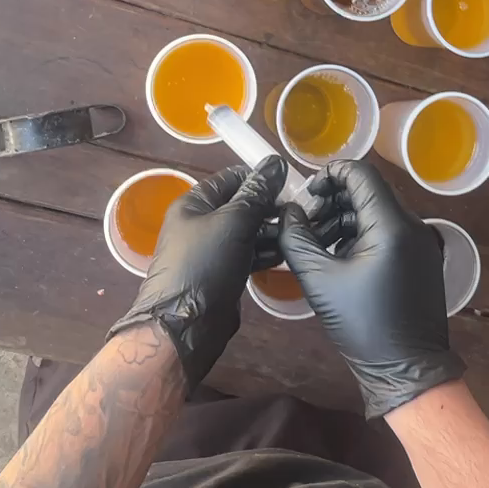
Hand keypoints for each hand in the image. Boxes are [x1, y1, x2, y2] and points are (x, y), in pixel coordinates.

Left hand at [109, 155, 285, 390]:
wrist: (185, 326)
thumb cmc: (205, 264)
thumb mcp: (233, 222)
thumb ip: (257, 193)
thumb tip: (276, 162)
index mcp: (195, 202)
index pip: (233, 178)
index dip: (262, 179)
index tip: (293, 186)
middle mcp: (202, 222)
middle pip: (243, 205)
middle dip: (271, 207)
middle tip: (304, 212)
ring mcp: (213, 249)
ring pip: (249, 231)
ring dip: (273, 231)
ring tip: (300, 232)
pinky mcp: (224, 272)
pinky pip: (250, 253)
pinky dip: (267, 252)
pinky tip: (288, 253)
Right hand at [277, 159, 462, 417]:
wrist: (406, 369)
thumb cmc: (362, 325)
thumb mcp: (319, 280)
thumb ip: (296, 238)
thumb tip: (287, 211)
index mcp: (392, 225)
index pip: (361, 173)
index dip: (329, 174)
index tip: (306, 194)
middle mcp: (412, 225)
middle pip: (368, 190)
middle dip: (333, 198)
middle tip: (306, 220)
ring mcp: (420, 242)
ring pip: (376, 210)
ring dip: (344, 217)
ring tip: (316, 240)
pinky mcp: (419, 257)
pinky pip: (387, 230)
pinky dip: (360, 233)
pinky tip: (337, 254)